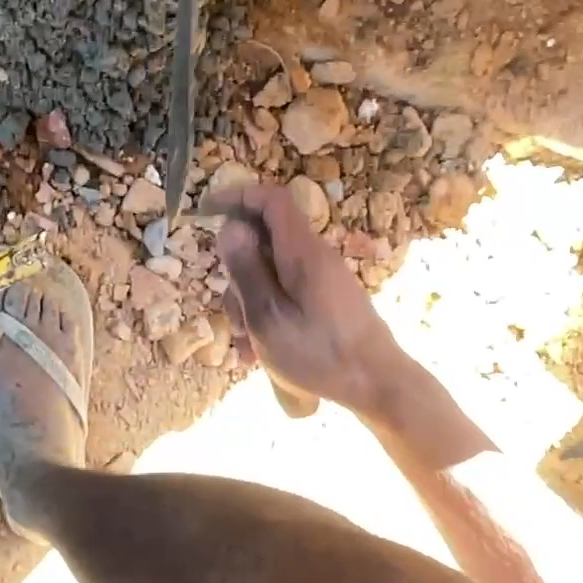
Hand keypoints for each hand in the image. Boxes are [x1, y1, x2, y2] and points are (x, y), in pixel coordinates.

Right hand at [203, 184, 410, 415]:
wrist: (377, 385)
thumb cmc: (319, 354)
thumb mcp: (268, 317)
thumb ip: (246, 271)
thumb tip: (228, 227)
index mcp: (302, 253)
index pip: (271, 200)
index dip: (236, 197)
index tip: (204, 211)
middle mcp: (314, 257)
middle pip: (262, 242)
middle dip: (236, 274)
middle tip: (230, 315)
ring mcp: (321, 278)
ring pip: (269, 272)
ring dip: (248, 302)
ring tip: (246, 346)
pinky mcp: (325, 298)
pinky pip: (284, 293)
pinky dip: (266, 314)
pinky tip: (260, 352)